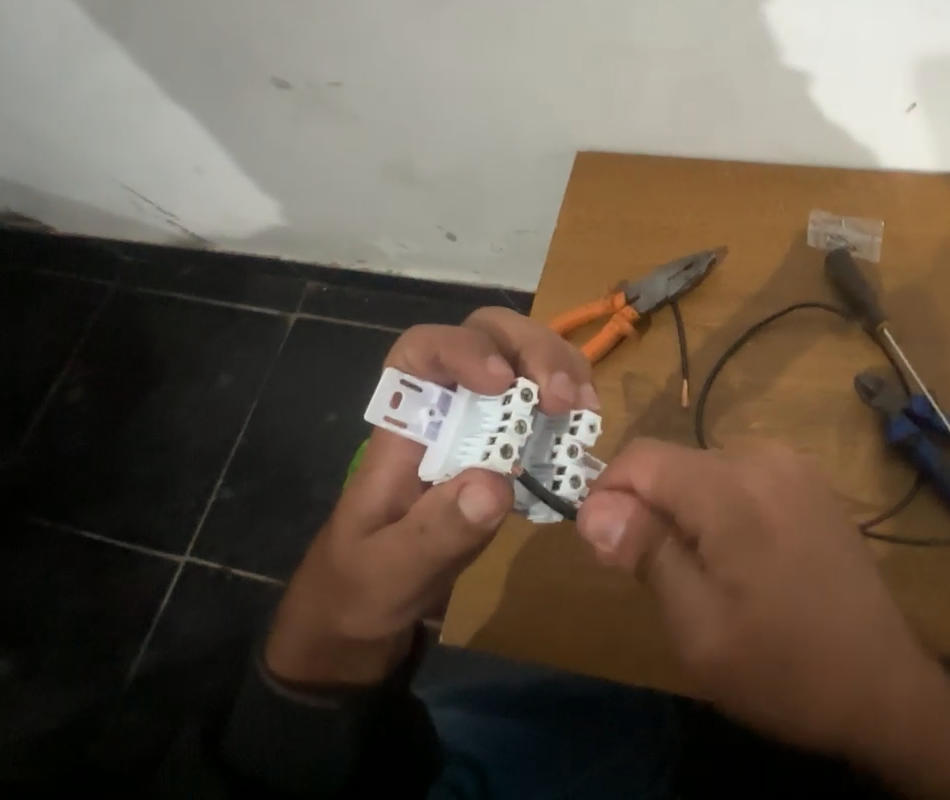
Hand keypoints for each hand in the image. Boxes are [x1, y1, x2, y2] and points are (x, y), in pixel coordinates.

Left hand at [264, 307, 596, 687]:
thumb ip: (435, 531)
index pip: (422, 350)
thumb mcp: (389, 571)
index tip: (503, 381)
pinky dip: (572, 401)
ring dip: (561, 367)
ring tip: (584, 408)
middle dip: (533, 350)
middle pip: (488, 335)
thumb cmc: (362, 586)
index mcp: (404, 424)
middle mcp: (445, 406)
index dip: (463, 347)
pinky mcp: (510, 446)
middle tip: (564, 398)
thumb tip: (493, 486)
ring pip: (523, 356)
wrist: (367, 613)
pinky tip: (586, 428)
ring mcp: (482, 421)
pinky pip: (544, 400)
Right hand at [575, 440, 949, 799]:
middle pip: (676, 464)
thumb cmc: (782, 666)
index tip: (606, 550)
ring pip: (708, 472)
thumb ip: (646, 553)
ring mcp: (797, 469)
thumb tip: (593, 507)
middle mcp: (765, 458)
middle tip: (657, 580)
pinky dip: (724, 511)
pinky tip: (745, 563)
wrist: (884, 688)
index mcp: (732, 488)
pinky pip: (746, 481)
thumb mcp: (698, 625)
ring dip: (688, 512)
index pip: (642, 457)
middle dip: (651, 509)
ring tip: (704, 577)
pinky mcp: (815, 486)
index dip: (609, 496)